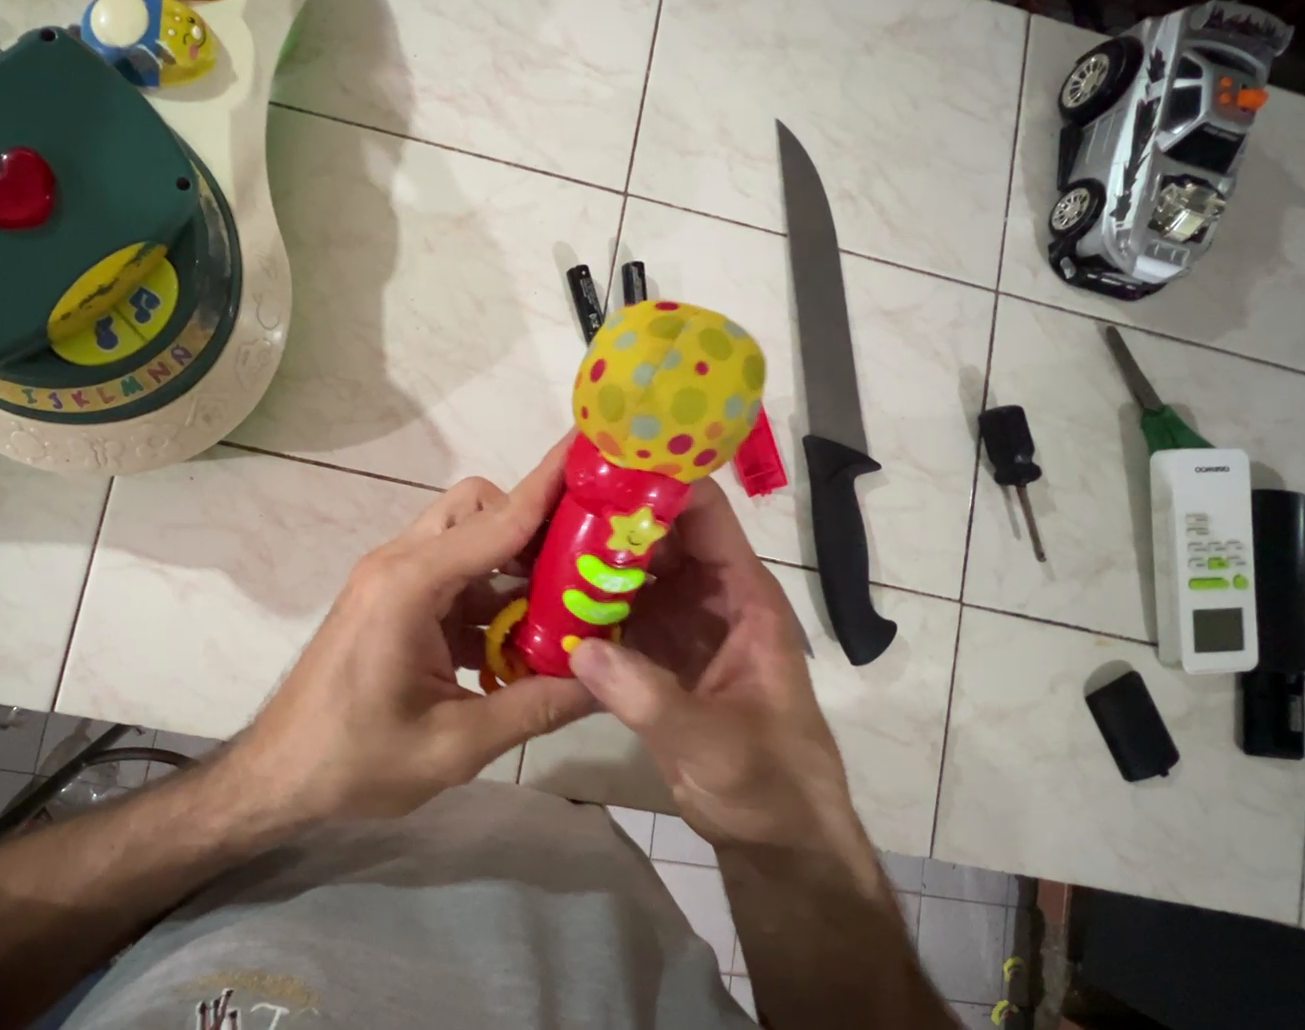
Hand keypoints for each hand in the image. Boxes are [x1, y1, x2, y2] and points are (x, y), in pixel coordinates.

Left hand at [223, 439, 598, 823]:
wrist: (279, 774)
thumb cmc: (355, 760)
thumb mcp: (455, 744)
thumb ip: (535, 708)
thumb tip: (606, 683)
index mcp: (410, 584)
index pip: (498, 520)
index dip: (551, 485)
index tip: (596, 451)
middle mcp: (399, 564)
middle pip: (478, 509)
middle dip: (534, 526)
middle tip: (590, 563)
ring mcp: (391, 581)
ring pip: (467, 542)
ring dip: (516, 567)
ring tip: (571, 604)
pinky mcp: (392, 602)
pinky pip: (453, 577)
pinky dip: (491, 597)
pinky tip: (522, 643)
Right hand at [569, 481, 876, 877]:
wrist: (774, 838)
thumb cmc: (769, 782)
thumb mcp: (716, 743)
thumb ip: (651, 697)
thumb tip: (578, 648)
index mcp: (743, 597)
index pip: (705, 517)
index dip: (660, 483)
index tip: (601, 466)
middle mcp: (708, 599)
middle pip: (657, 537)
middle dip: (607, 516)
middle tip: (544, 502)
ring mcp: (677, 626)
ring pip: (629, 574)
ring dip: (588, 560)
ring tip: (530, 542)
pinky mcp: (652, 657)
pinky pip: (613, 616)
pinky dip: (582, 608)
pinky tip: (539, 601)